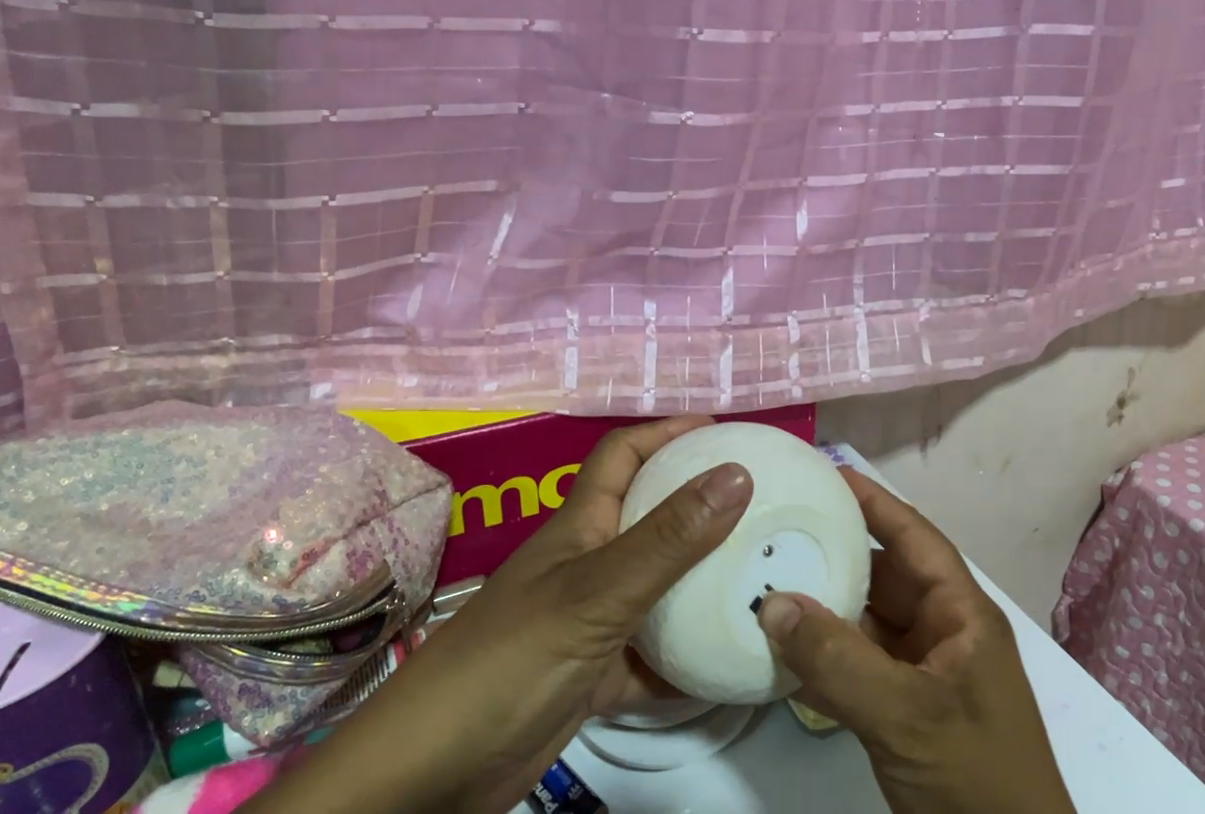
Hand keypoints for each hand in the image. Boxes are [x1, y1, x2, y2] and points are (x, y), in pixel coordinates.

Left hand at [243, 415, 750, 813]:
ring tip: (767, 578)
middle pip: (650, 519)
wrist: (436, 772)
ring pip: (660, 590)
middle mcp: (588, 565)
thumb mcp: (596, 593)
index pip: (623, 454)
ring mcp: (592, 623)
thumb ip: (667, 540)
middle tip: (767, 507)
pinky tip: (735, 661)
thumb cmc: (511, 660)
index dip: (668, 432)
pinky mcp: (596, 676)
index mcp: (580, 527)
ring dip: (705, 584)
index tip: (728, 432)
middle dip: (703, 506)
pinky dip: (691, 658)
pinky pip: (656, 657)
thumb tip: (738, 472)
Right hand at [758, 469, 1075, 813]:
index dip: (872, 500)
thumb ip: (838, 660)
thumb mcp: (908, 714)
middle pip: (882, 575)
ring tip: (761, 577)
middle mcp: (940, 632)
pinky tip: (776, 647)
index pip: (913, 536)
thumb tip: (771, 604)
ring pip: (863, 622)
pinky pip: (854, 666)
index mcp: (961, 613)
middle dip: (832, 550)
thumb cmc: (975, 776)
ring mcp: (920, 673)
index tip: (822, 472)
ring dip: (819, 606)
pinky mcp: (900, 709)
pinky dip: (819, 655)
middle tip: (773, 525)